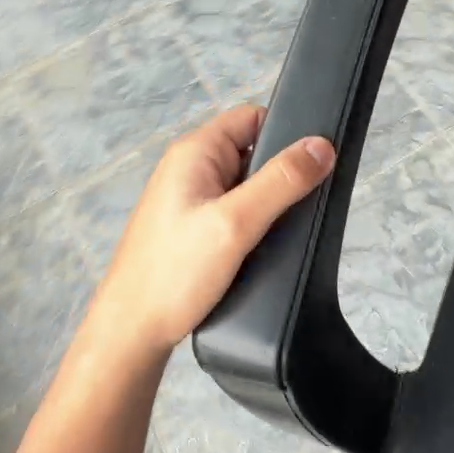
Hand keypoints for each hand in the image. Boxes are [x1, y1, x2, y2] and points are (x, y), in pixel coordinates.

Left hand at [85, 104, 334, 360]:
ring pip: (246, 183)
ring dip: (267, 201)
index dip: (287, 133)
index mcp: (195, 152)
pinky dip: (253, 221)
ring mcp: (189, 198)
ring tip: (280, 228)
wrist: (131, 335)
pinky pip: (235, 208)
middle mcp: (189, 168)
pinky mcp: (192, 226)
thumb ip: (281, 181)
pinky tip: (261, 245)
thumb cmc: (174, 275)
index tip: (314, 161)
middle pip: (252, 150)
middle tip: (299, 202)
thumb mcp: (236, 223)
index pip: (252, 117)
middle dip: (279, 172)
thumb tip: (321, 146)